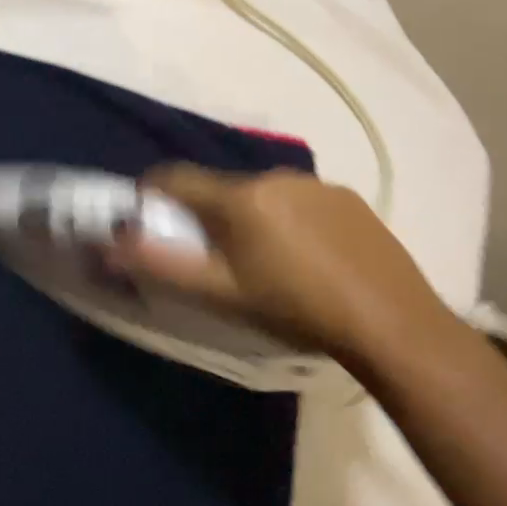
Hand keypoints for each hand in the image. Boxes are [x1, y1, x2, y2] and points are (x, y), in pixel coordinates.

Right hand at [103, 165, 455, 359]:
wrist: (398, 329)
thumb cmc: (297, 309)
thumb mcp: (221, 294)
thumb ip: (161, 265)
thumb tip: (108, 245)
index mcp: (238, 196)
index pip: (172, 178)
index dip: (151, 196)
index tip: (150, 223)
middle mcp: (273, 176)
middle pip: (218, 188)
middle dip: (206, 215)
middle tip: (213, 258)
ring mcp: (317, 185)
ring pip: (260, 195)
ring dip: (249, 218)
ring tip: (264, 262)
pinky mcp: (351, 200)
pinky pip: (298, 201)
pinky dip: (289, 221)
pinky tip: (307, 259)